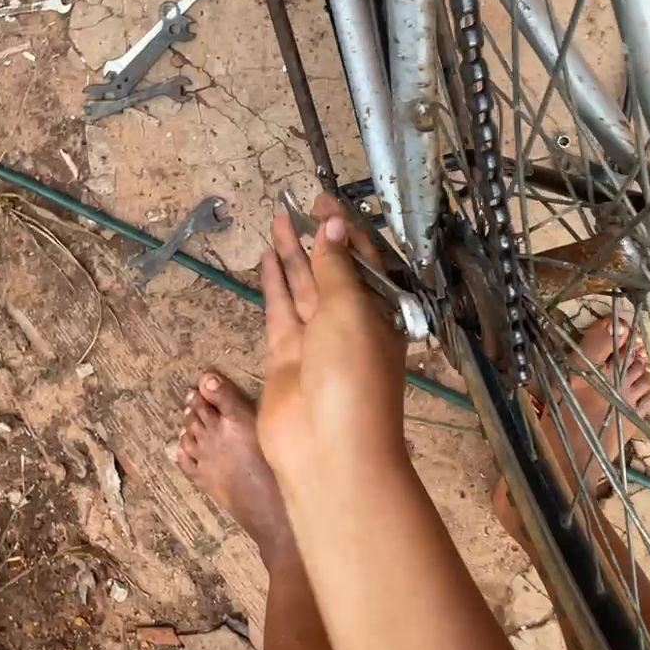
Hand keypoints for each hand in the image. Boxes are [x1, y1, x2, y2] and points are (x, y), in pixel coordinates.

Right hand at [256, 193, 408, 490]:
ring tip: (277, 220)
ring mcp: (317, 341)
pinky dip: (275, 284)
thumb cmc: (352, 373)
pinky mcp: (286, 356)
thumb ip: (335, 266)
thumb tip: (333, 224)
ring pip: (303, 287)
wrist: (328, 448)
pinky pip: (281, 311)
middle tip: (296, 204)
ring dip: (292, 255)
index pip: (364, 263)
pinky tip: (268, 258)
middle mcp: (350, 325)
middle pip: (331, 272)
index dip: (345, 231)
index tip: (326, 201)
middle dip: (315, 238)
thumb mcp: (349, 310)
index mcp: (380, 314)